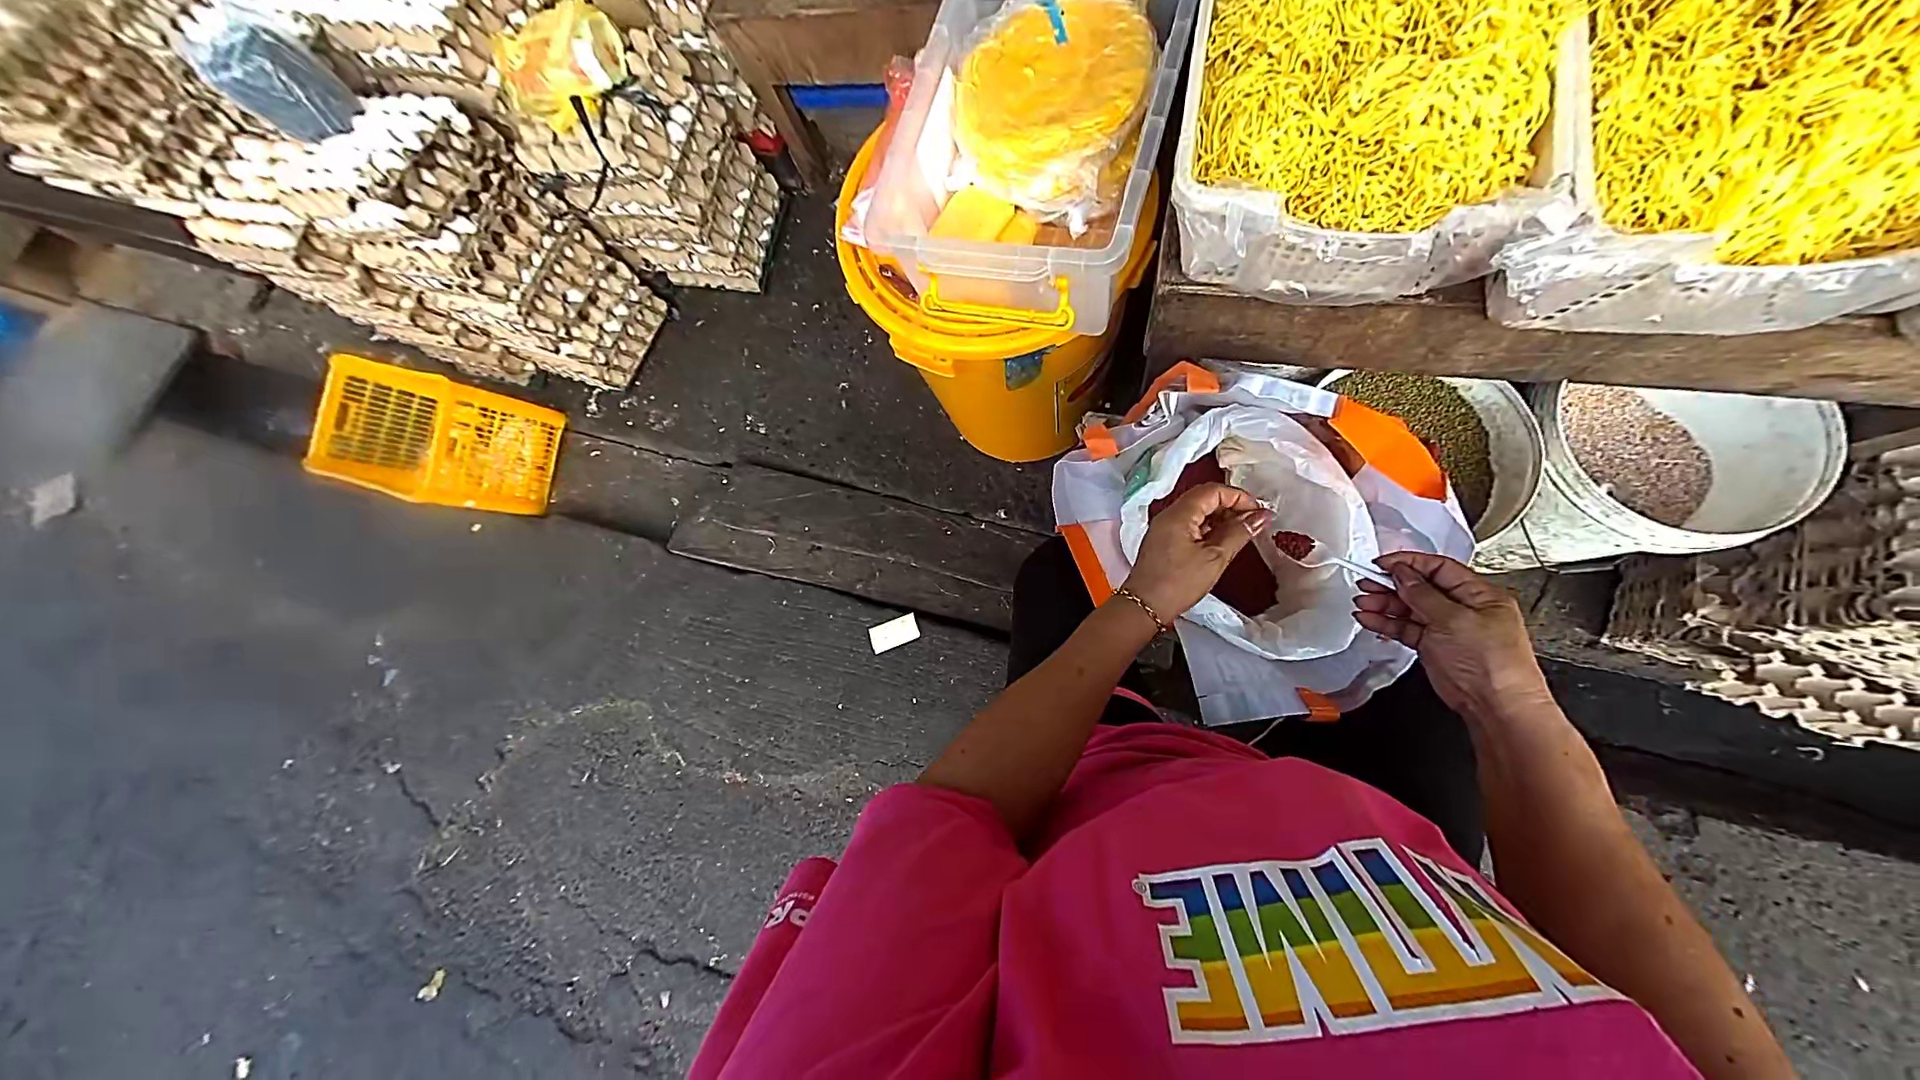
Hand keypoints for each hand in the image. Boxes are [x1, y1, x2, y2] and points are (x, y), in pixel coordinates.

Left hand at [1122, 482, 1270, 620]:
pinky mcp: (1163, 539)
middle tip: (1252, 522)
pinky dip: (1207, 527)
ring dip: (1220, 517)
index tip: (1258, 512)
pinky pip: (1188, 524)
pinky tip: (1221, 541)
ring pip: (1196, 510)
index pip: (1212, 491)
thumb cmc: (1178, 584)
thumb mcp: (1215, 558)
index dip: (1239, 497)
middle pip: (1204, 497)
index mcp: (1179, 514)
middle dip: (1231, 505)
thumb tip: (1260, 516)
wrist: (1144, 606)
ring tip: (1241, 532)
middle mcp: (1168, 515)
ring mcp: (1163, 527)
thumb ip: (1238, 533)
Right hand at [1352, 551, 1551, 718]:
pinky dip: (1385, 623)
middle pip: (1420, 588)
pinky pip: (1404, 628)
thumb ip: (1423, 594)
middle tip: (1366, 582)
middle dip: (1390, 584)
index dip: (1409, 563)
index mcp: (1479, 595)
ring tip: (1362, 602)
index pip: (1439, 568)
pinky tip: (1369, 619)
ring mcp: (1447, 628)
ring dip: (1383, 604)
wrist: (1496, 706)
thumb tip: (1402, 574)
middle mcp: (1463, 609)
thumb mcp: (1454, 620)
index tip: (1382, 563)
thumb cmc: (1494, 665)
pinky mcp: (1434, 646)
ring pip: (1409, 608)